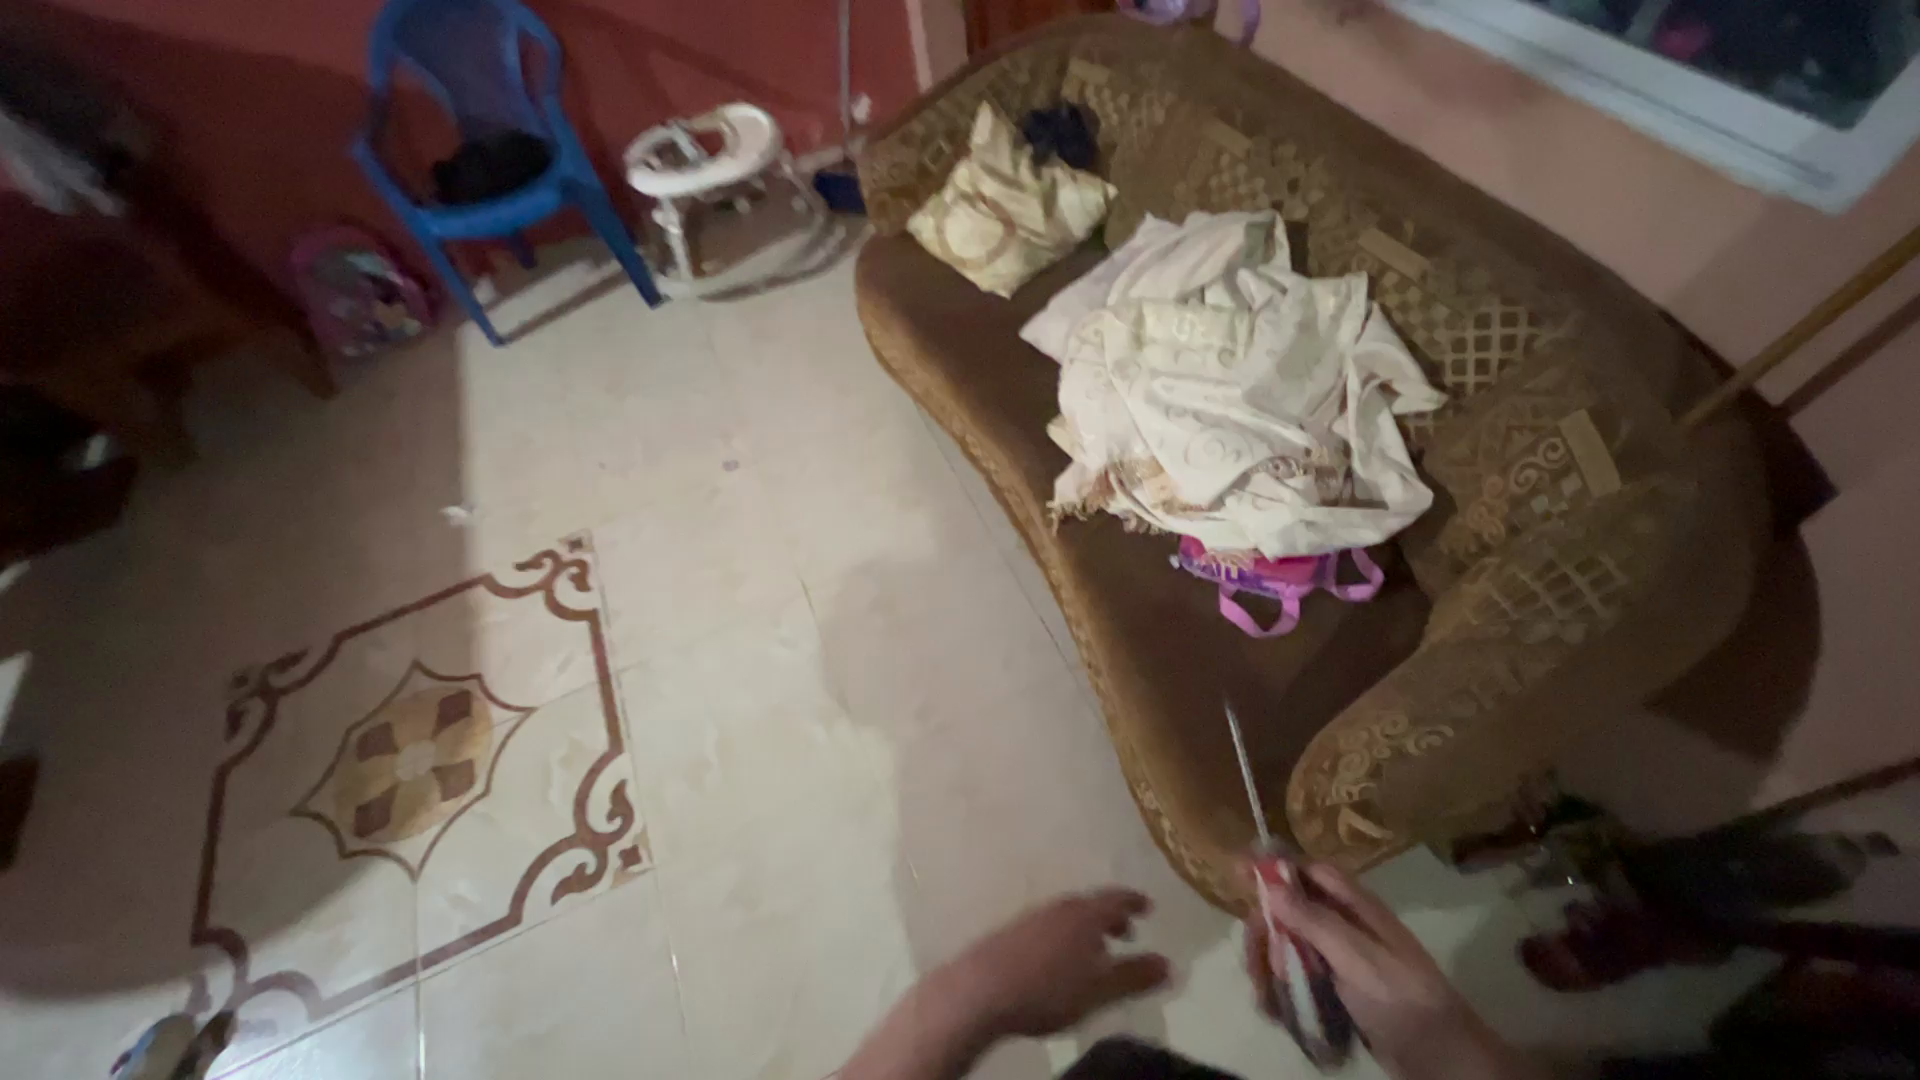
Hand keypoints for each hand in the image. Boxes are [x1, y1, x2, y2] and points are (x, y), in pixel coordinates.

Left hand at [937, 887, 1171, 1039]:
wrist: (982, 989)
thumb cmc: (1047, 989)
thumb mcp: (1099, 990)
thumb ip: (1134, 976)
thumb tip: (1170, 963)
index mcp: (1084, 914)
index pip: (1115, 898)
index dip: (1134, 900)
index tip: (1149, 906)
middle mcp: (1060, 907)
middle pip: (1092, 904)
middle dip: (1112, 917)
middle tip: (1127, 933)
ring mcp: (1034, 916)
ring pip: (1069, 915)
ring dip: (1088, 927)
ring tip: (1097, 950)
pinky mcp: (1014, 931)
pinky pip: (1051, 925)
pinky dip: (1067, 934)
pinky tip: (1063, 958)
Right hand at [1245, 863, 1540, 1079]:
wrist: (1444, 1060)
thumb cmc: (1403, 999)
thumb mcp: (1358, 957)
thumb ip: (1315, 921)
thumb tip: (1270, 884)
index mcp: (1355, 905)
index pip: (1307, 869)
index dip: (1273, 867)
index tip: (1236, 870)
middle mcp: (1344, 923)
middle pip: (1289, 909)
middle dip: (1265, 930)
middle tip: (1255, 961)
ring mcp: (1340, 956)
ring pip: (1288, 943)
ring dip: (1269, 965)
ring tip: (1264, 997)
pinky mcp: (1337, 987)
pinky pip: (1298, 975)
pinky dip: (1281, 987)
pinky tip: (1275, 1009)